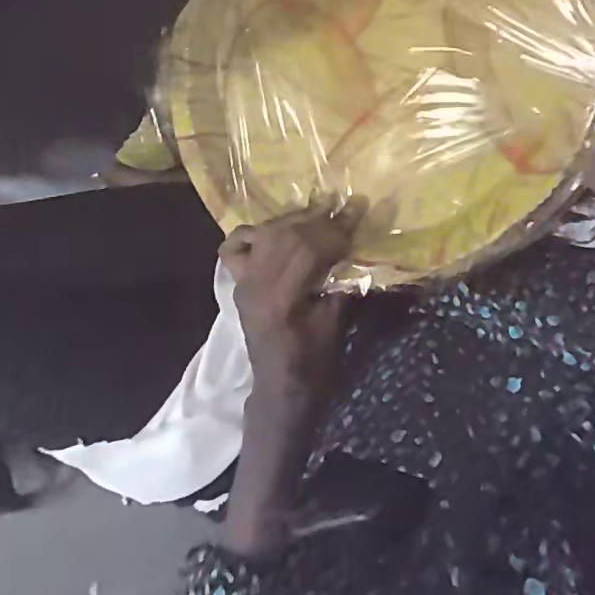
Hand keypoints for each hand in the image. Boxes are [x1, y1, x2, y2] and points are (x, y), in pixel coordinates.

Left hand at [220, 203, 361, 396]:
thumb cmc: (312, 364)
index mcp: (280, 302)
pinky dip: (257, 231)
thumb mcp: (334, 325)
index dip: (335, 230)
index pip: (308, 250)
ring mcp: (241, 282)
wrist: (279, 388)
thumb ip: (340, 283)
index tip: (357, 212)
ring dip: (296, 218)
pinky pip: (237, 245)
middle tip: (345, 206)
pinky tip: (278, 229)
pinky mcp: (237, 281)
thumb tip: (355, 246)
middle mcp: (254, 286)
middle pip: (287, 237)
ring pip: (266, 234)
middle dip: (320, 219)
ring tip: (321, 209)